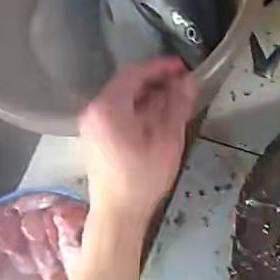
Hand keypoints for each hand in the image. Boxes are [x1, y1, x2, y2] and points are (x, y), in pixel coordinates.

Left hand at [77, 57, 197, 225]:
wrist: (118, 213)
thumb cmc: (143, 178)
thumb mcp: (167, 139)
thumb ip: (177, 105)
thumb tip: (188, 81)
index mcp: (108, 107)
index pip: (135, 73)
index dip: (161, 67)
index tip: (183, 66)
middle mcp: (94, 111)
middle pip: (126, 85)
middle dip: (156, 81)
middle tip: (182, 84)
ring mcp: (91, 125)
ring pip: (122, 99)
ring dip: (148, 96)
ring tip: (174, 101)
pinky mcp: (94, 138)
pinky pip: (117, 113)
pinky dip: (137, 110)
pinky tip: (157, 119)